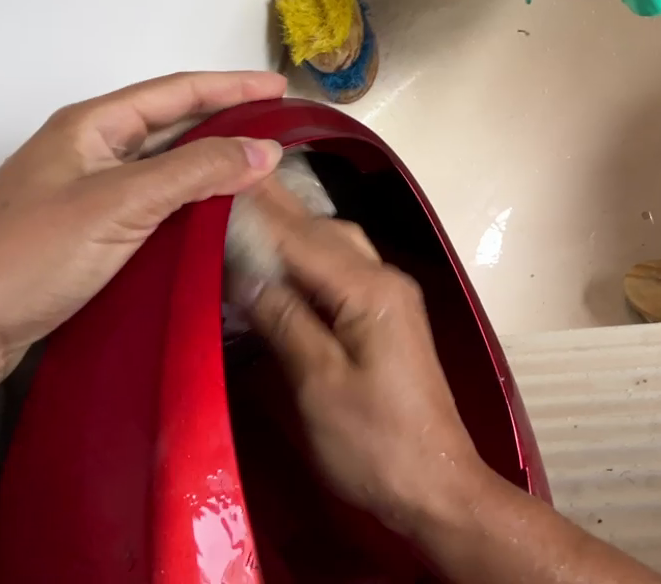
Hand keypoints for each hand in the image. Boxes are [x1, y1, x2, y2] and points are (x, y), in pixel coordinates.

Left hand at [0, 70, 288, 359]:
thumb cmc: (31, 254)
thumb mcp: (123, 203)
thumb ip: (199, 171)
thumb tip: (268, 150)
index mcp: (91, 125)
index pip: (178, 90)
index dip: (233, 86)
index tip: (282, 89)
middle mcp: (88, 148)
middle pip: (171, 122)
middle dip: (226, 120)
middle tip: (278, 128)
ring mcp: (83, 190)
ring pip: (162, 163)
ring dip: (210, 161)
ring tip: (258, 167)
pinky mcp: (83, 229)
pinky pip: (152, 198)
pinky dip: (190, 197)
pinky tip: (215, 213)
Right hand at [227, 181, 492, 536]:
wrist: (433, 481)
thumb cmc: (374, 441)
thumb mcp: (318, 384)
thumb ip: (285, 321)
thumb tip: (248, 275)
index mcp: (371, 290)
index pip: (306, 239)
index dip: (263, 213)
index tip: (227, 180)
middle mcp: (386, 281)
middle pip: (327, 234)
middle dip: (281, 211)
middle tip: (235, 184)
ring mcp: (390, 299)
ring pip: (339, 249)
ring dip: (297, 231)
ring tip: (253, 214)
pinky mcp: (387, 320)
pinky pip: (345, 273)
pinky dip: (311, 260)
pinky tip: (286, 265)